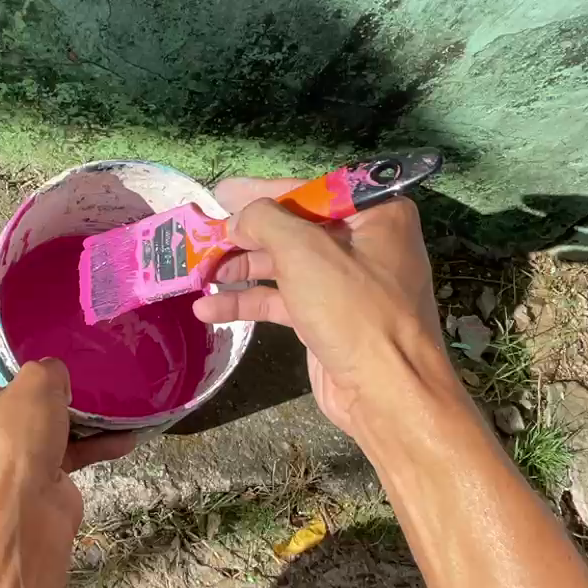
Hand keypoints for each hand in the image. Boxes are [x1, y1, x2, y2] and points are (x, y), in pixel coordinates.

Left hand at [0, 326, 137, 538]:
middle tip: (66, 352)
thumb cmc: (14, 438)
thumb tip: (56, 380)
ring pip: (38, 421)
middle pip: (6, 388)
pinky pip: (61, 450)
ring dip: (72, 412)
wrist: (25, 515)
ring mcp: (0, 453)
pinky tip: (124, 434)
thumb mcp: (36, 384)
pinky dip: (89, 444)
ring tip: (104, 390)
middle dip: (37, 375)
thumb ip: (49, 369)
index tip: (8, 320)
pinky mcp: (30, 476)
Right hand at [191, 179, 458, 435]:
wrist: (388, 395)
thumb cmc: (352, 310)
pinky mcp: (328, 317)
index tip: (221, 193)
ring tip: (199, 274)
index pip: (309, 191)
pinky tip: (209, 310)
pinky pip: (283, 299)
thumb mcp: (304, 251)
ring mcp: (346, 283)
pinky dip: (249, 301)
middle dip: (245, 236)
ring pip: (283, 265)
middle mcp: (364, 243)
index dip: (261, 192)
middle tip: (202, 235)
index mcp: (376, 215)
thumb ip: (264, 220)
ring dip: (240, 269)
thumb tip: (238, 216)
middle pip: (293, 228)